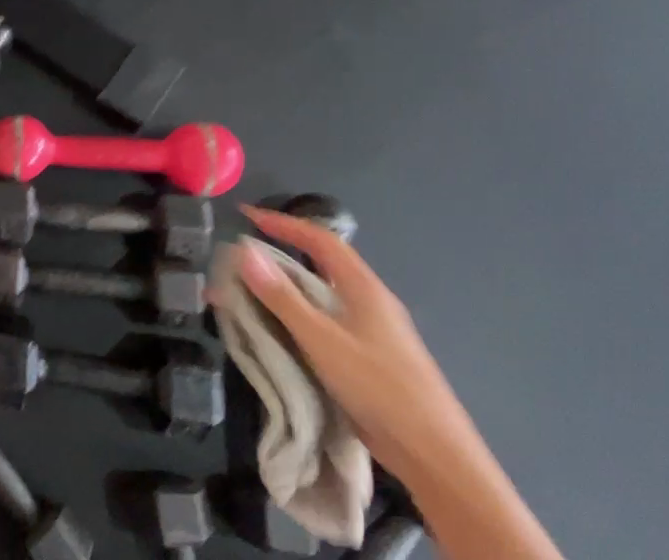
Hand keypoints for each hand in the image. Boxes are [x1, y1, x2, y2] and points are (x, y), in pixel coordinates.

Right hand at [232, 207, 483, 484]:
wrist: (433, 453)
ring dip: (280, 290)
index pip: (320, 240)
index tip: (245, 216)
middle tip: (235, 263)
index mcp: (364, 289)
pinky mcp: (365, 356)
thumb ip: (282, 297)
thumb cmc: (379, 388)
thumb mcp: (322, 340)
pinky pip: (321, 322)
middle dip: (275, 259)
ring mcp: (369, 330)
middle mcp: (368, 302)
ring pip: (318, 296)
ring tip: (243, 295)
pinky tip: (273, 331)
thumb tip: (244, 250)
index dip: (283, 223)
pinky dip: (292, 316)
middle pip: (318, 266)